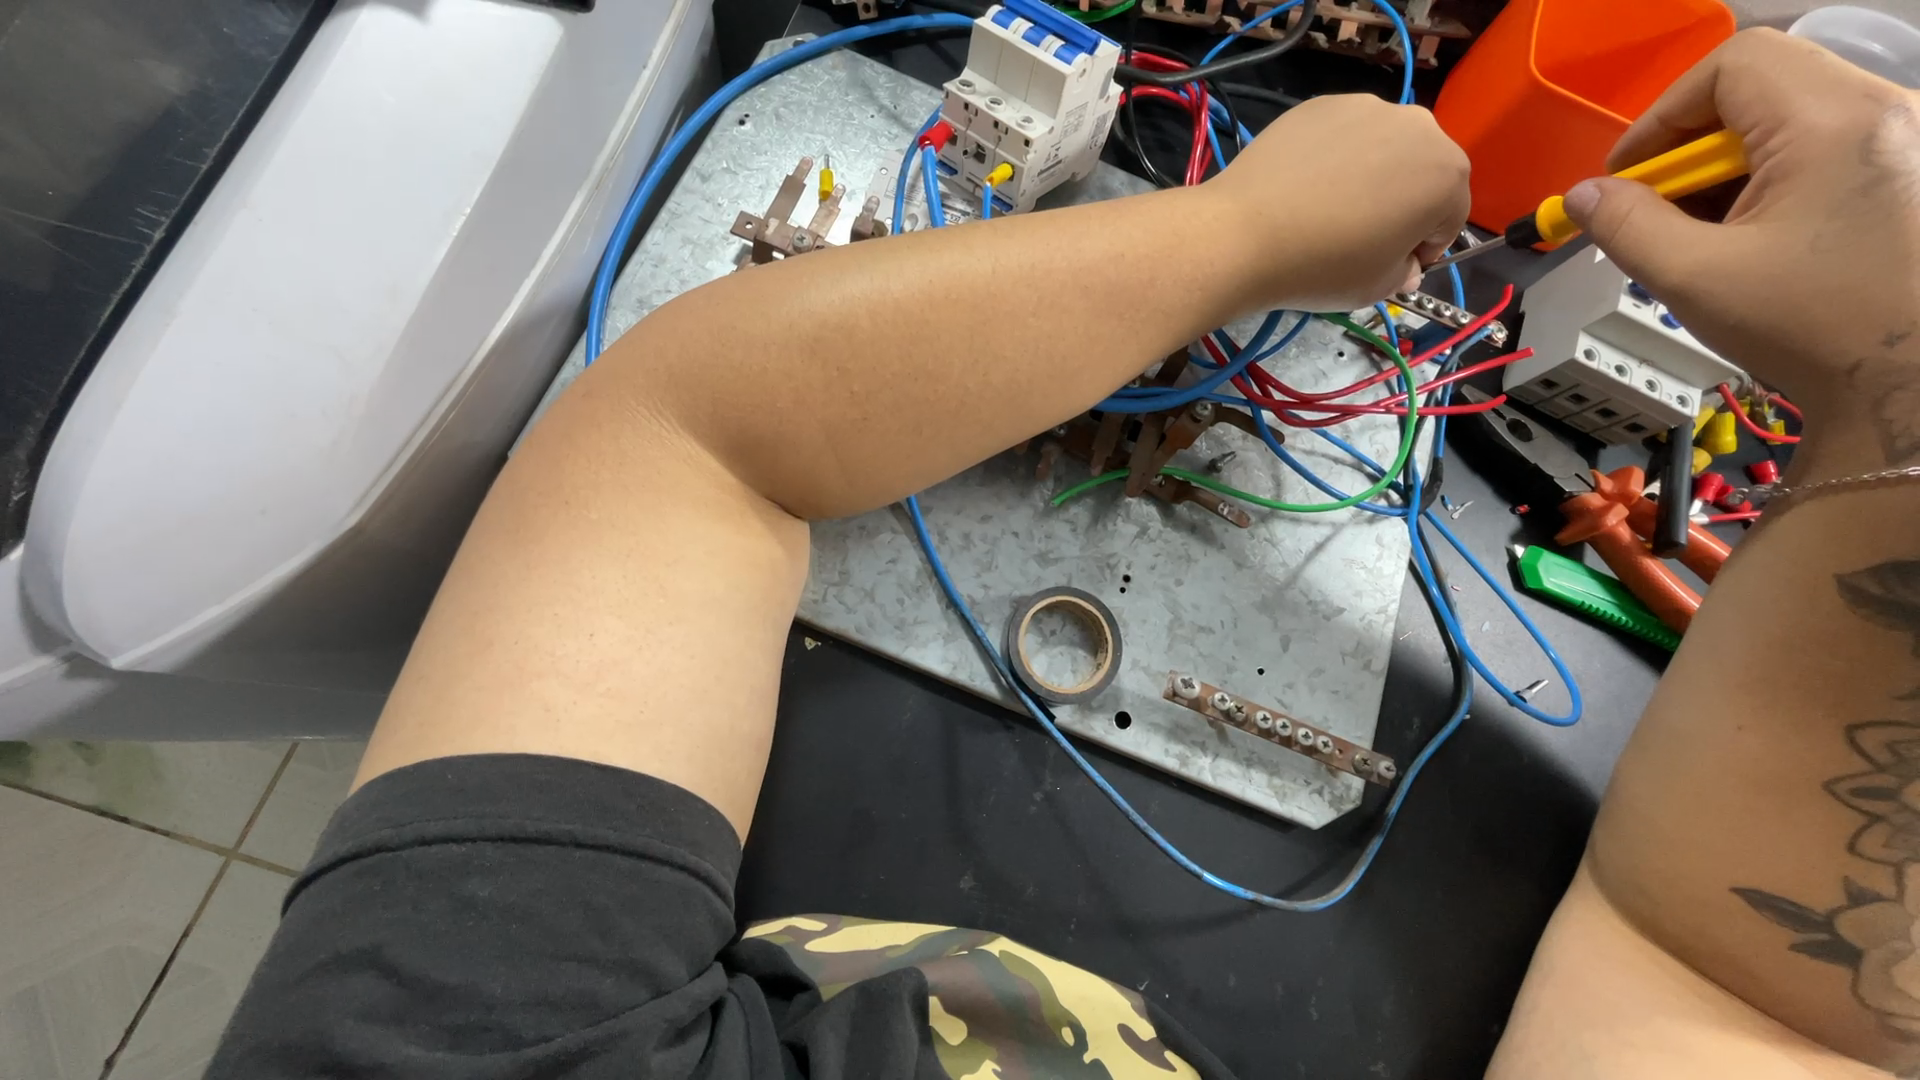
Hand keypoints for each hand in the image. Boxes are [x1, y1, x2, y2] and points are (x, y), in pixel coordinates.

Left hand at [1206, 94, 1470, 311]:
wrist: (1242, 235)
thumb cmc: (1319, 267)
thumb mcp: (1374, 288)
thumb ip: (1404, 273)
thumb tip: (1406, 266)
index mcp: (1447, 175)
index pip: (1449, 218)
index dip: (1422, 249)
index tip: (1391, 266)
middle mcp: (1419, 127)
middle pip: (1420, 174)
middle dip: (1400, 205)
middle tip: (1356, 239)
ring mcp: (1367, 108)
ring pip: (1381, 149)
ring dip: (1367, 177)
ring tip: (1324, 212)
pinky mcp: (1321, 105)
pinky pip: (1339, 137)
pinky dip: (1330, 159)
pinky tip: (1300, 189)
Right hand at [1564, 30, 1919, 471]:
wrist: (1913, 376)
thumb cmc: (1806, 323)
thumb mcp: (1692, 277)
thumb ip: (1626, 226)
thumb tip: (1584, 195)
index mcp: (1833, 123)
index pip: (1735, 63)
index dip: (1662, 115)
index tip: (1626, 177)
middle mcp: (1883, 109)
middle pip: (1761, 87)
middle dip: (1688, 148)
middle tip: (1654, 211)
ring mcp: (1905, 136)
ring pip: (1788, 117)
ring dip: (1723, 169)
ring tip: (1699, 235)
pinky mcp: (1908, 168)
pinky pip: (1819, 146)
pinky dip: (1763, 180)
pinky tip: (1747, 237)